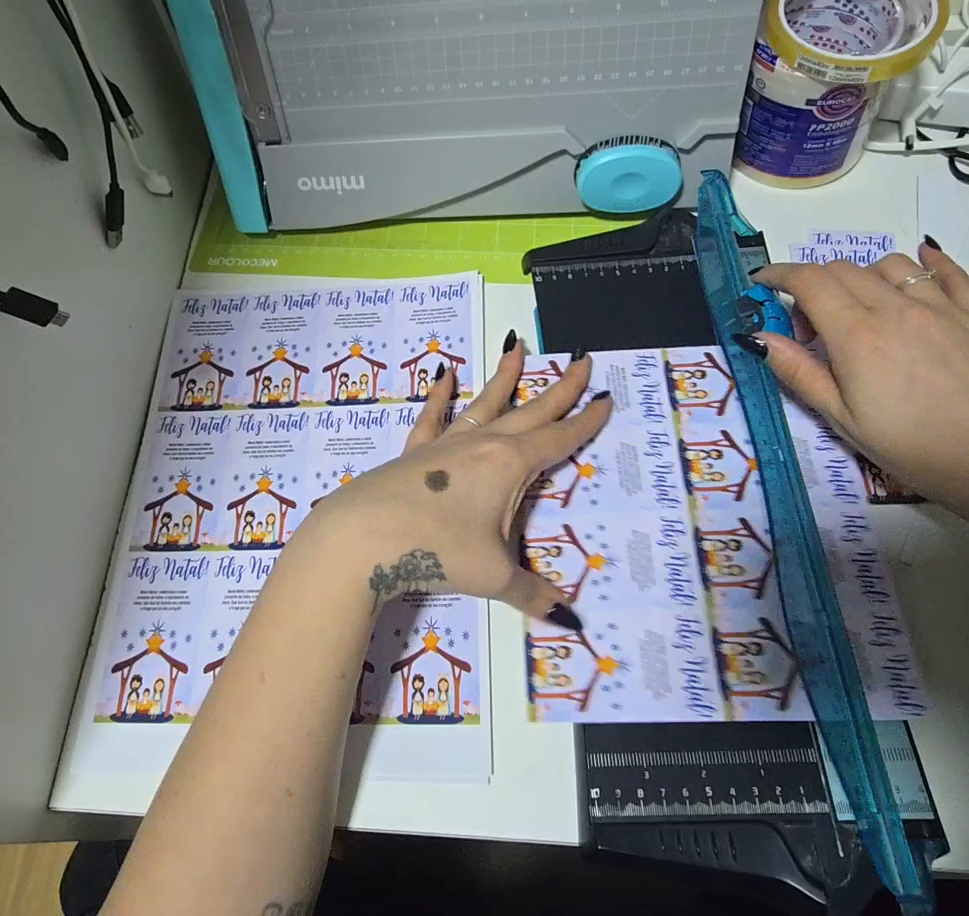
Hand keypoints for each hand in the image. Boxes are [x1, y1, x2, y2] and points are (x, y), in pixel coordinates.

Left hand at [295, 340, 612, 622]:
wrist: (362, 536)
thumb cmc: (436, 550)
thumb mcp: (492, 576)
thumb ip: (530, 594)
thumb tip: (567, 619)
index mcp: (509, 465)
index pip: (559, 439)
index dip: (586, 423)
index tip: (606, 399)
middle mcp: (481, 444)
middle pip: (531, 411)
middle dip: (561, 388)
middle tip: (583, 360)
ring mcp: (446, 444)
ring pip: (484, 404)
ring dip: (504, 378)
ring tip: (517, 347)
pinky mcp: (414, 453)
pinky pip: (433, 417)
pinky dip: (440, 397)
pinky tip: (444, 375)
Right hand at [751, 241, 968, 580]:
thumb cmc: (918, 451)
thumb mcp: (844, 422)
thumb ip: (800, 373)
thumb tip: (759, 337)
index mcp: (858, 336)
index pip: (808, 282)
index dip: (778, 274)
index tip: (763, 283)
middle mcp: (897, 309)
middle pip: (843, 270)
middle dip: (812, 285)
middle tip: (808, 328)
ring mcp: (943, 308)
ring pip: (890, 265)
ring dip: (861, 276)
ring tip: (860, 311)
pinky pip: (950, 272)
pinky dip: (927, 262)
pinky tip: (921, 263)